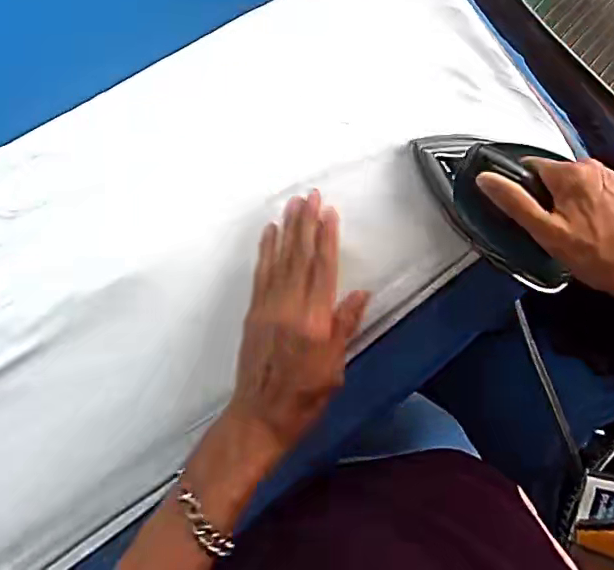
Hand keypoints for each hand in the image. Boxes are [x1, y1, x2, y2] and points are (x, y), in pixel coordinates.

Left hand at [224, 190, 369, 458]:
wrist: (259, 419)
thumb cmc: (304, 399)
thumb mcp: (335, 369)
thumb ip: (345, 327)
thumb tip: (360, 293)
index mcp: (315, 321)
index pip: (323, 269)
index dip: (326, 238)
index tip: (329, 212)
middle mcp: (290, 307)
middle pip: (300, 256)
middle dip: (306, 223)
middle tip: (310, 195)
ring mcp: (268, 306)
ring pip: (280, 258)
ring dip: (287, 228)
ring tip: (293, 203)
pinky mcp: (253, 311)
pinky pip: (261, 273)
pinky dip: (266, 249)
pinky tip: (270, 232)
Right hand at [476, 157, 613, 295]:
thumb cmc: (595, 255)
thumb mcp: (545, 231)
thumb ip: (514, 201)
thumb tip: (487, 179)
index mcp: (570, 173)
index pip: (530, 166)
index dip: (526, 190)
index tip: (536, 212)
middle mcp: (591, 168)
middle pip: (552, 175)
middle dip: (549, 197)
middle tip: (556, 226)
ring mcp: (609, 178)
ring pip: (573, 182)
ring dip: (569, 200)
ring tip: (577, 230)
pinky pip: (593, 188)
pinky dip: (588, 203)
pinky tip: (592, 226)